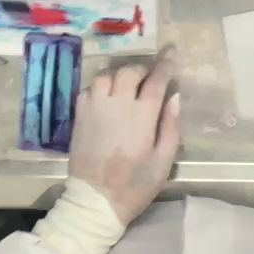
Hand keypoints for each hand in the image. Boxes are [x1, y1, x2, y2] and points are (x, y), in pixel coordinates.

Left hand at [67, 54, 181, 225]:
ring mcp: (94, 107)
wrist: (95, 201)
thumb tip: (174, 97)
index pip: (156, 80)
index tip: (172, 52)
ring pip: (107, 75)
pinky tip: (108, 95)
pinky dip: (102, 85)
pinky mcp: (80, 115)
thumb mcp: (163, 162)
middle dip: (143, 68)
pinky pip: (90, 88)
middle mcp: (117, 104)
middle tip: (151, 75)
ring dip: (121, 74)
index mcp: (141, 116)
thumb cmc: (135, 185)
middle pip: (130, 71)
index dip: (166, 64)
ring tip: (129, 84)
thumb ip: (171, 126)